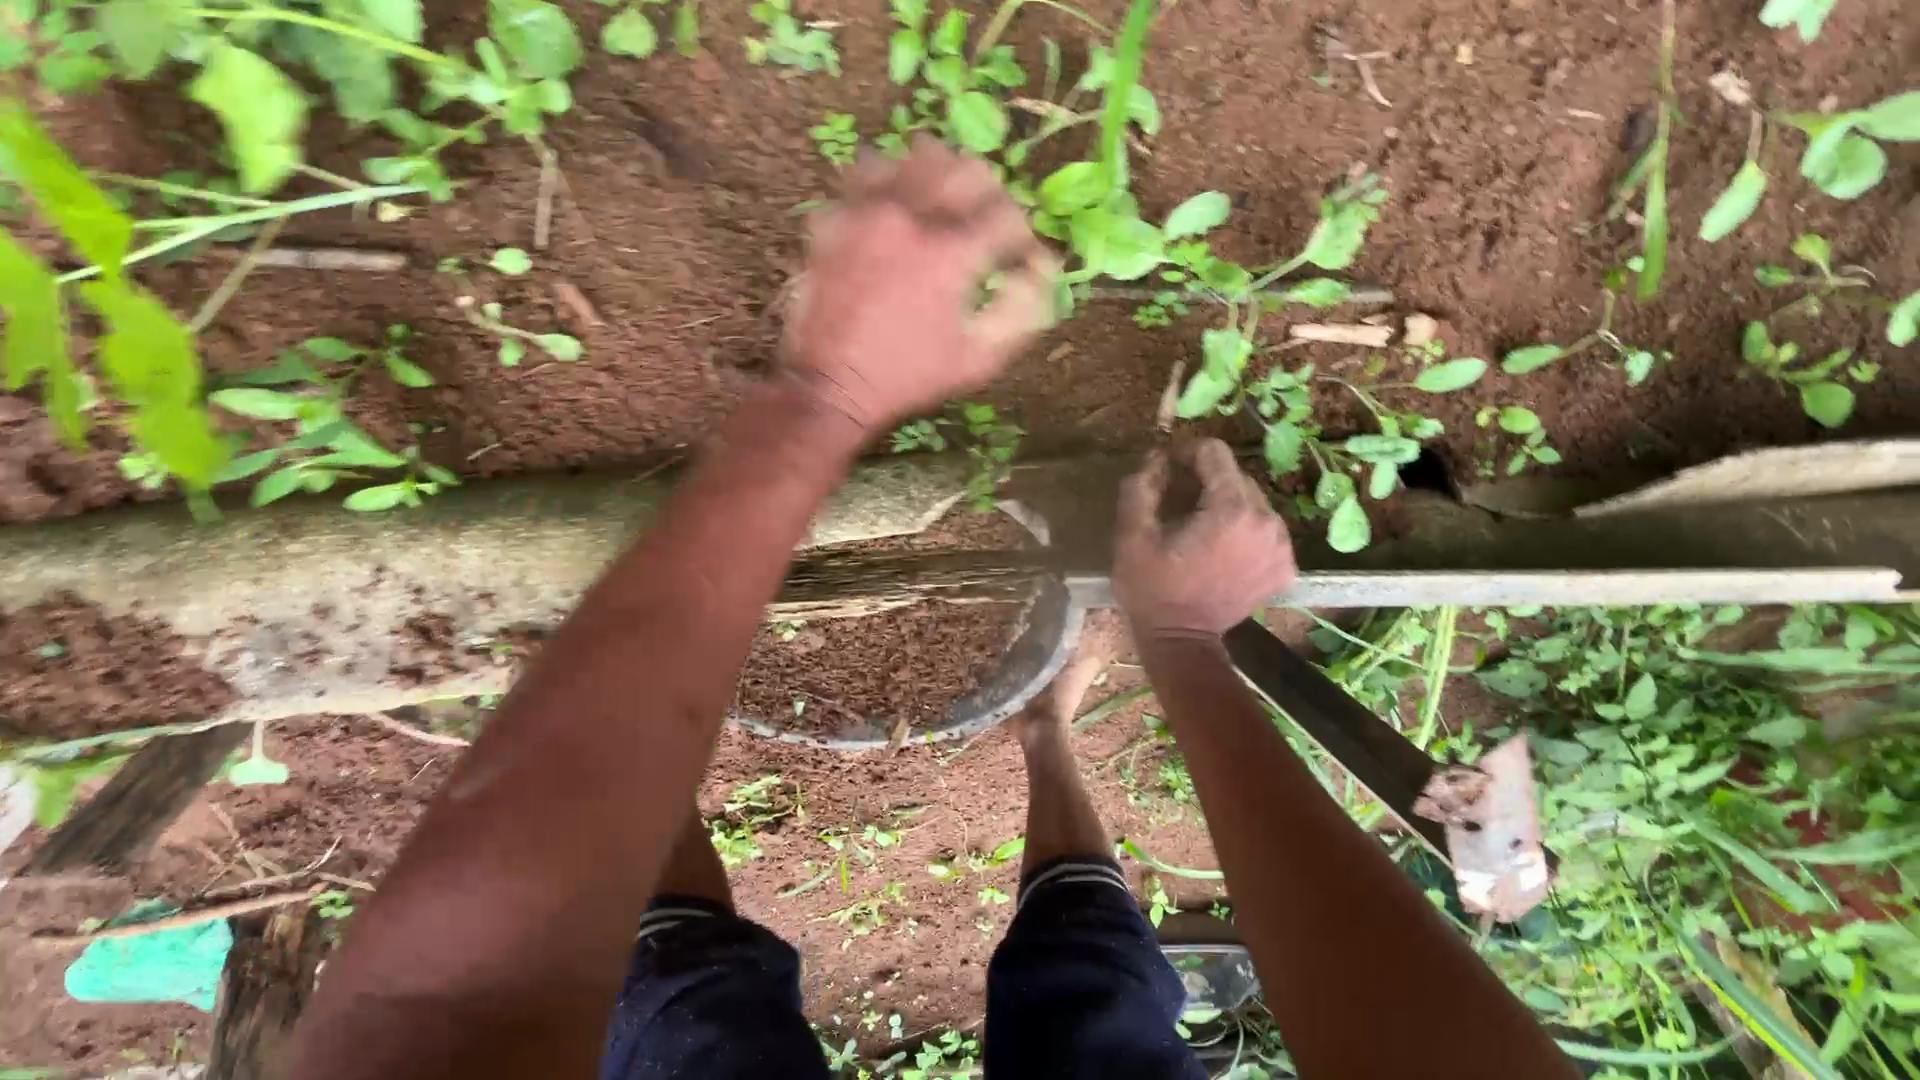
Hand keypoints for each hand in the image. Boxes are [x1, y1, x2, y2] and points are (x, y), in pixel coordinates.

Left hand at [781, 137, 1056, 431]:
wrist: (831, 385)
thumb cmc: (909, 377)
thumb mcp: (978, 360)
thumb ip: (1022, 312)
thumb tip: (1044, 268)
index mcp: (952, 253)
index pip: (1009, 213)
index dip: (1024, 233)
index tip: (1019, 253)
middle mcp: (913, 217)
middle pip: (969, 168)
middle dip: (990, 194)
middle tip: (986, 222)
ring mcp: (868, 210)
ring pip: (917, 156)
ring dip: (941, 174)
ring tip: (942, 205)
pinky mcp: (834, 217)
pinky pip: (865, 172)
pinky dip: (888, 180)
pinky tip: (893, 204)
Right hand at [1112, 439, 1296, 639]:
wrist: (1181, 642)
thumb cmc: (1152, 590)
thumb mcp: (1131, 536)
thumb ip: (1142, 486)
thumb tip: (1157, 458)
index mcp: (1231, 510)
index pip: (1214, 453)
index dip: (1186, 455)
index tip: (1168, 472)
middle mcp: (1266, 521)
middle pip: (1235, 476)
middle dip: (1206, 481)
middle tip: (1177, 505)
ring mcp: (1281, 546)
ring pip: (1252, 500)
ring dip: (1226, 504)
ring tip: (1198, 528)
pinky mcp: (1285, 566)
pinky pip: (1265, 528)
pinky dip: (1244, 529)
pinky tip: (1221, 549)